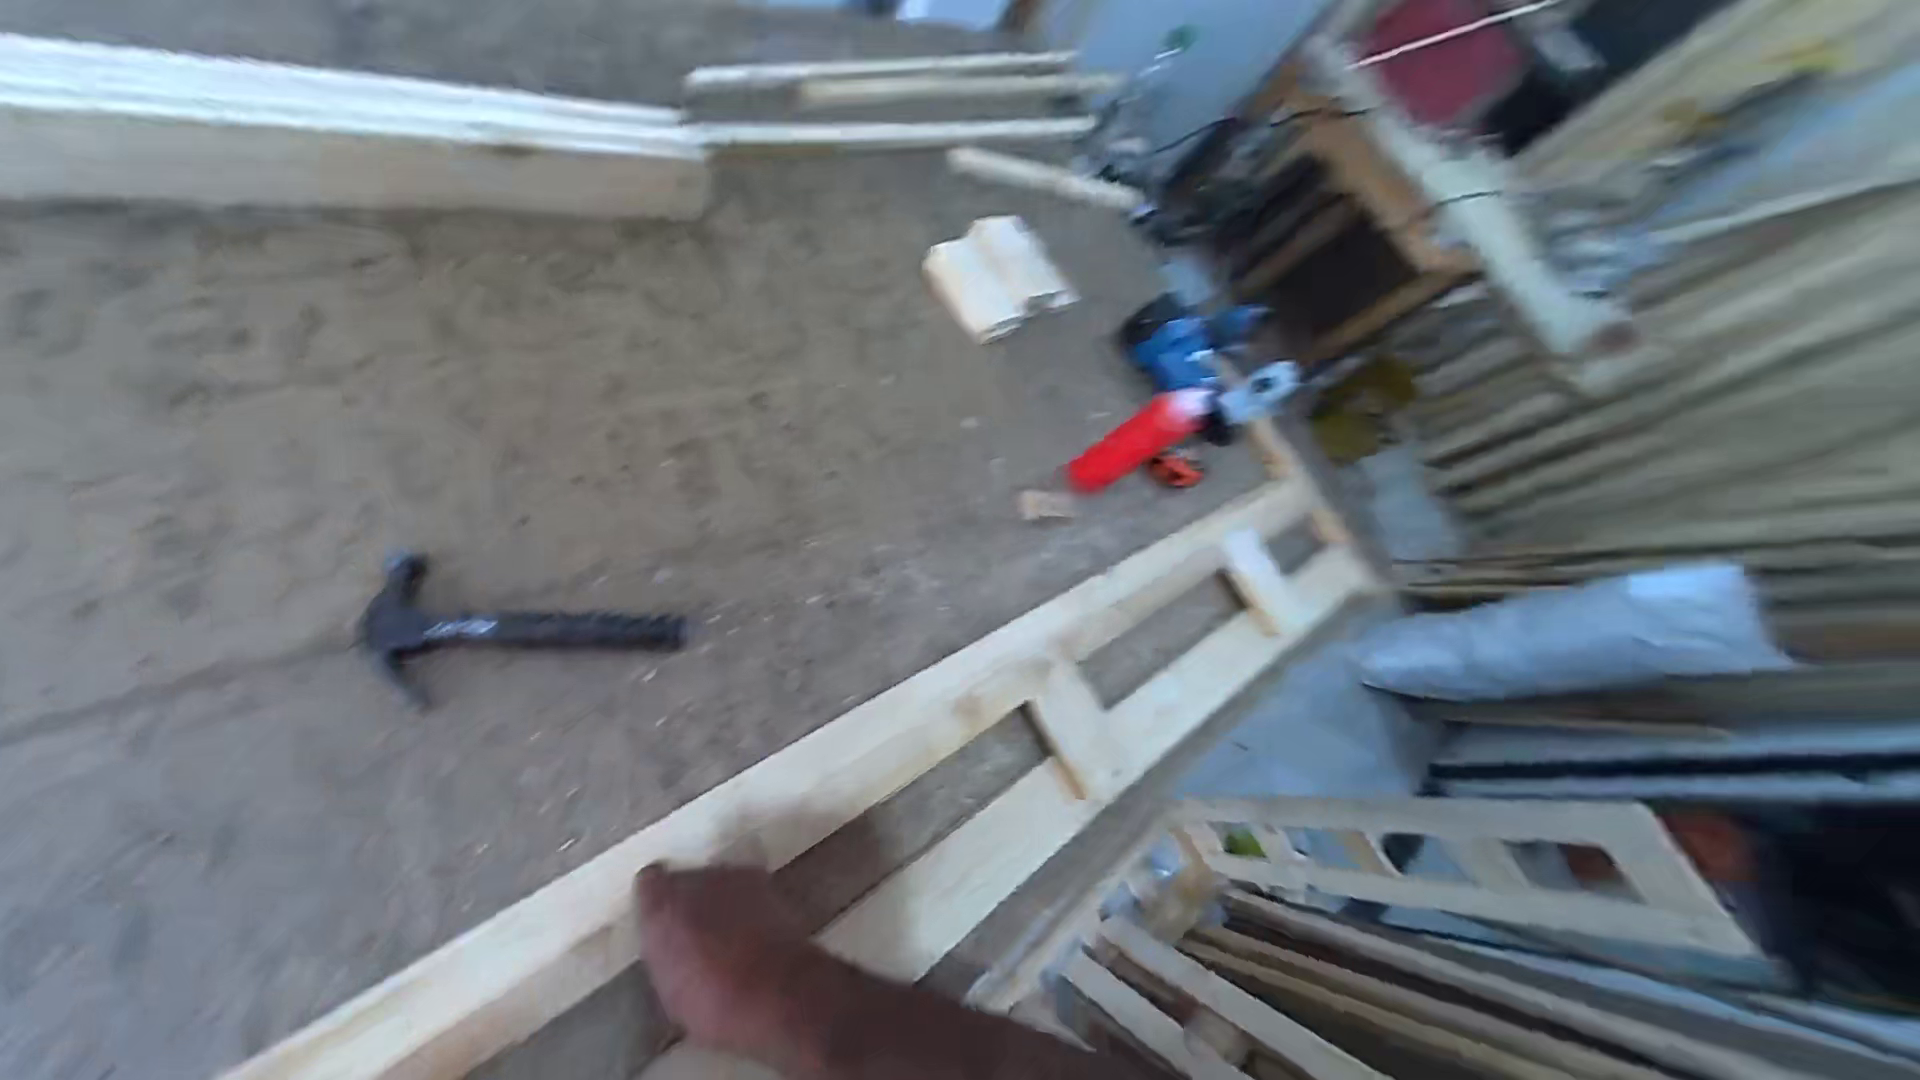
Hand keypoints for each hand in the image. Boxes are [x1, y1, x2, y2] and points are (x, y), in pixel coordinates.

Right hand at [634, 863, 822, 1060]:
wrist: (771, 986)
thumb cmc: (710, 1000)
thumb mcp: (669, 986)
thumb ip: (664, 949)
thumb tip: (668, 938)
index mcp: (661, 907)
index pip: (650, 881)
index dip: (656, 898)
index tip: (659, 916)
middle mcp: (694, 879)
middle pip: (685, 878)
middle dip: (688, 899)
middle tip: (693, 929)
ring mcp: (732, 873)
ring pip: (715, 878)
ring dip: (717, 897)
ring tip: (724, 928)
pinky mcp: (763, 878)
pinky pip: (743, 884)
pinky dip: (743, 900)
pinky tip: (750, 924)